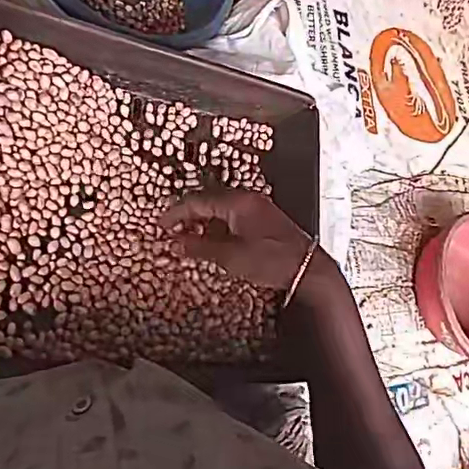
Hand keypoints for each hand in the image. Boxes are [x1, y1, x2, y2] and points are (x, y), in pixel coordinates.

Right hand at [161, 190, 313, 290]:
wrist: (307, 269)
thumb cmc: (271, 260)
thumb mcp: (230, 257)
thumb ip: (200, 248)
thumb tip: (176, 243)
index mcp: (237, 202)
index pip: (197, 200)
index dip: (176, 213)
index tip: (162, 225)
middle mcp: (248, 199)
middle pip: (209, 201)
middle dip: (188, 216)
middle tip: (173, 232)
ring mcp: (258, 207)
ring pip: (221, 208)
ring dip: (204, 222)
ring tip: (190, 240)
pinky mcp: (265, 219)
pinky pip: (234, 215)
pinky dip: (219, 226)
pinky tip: (214, 241)